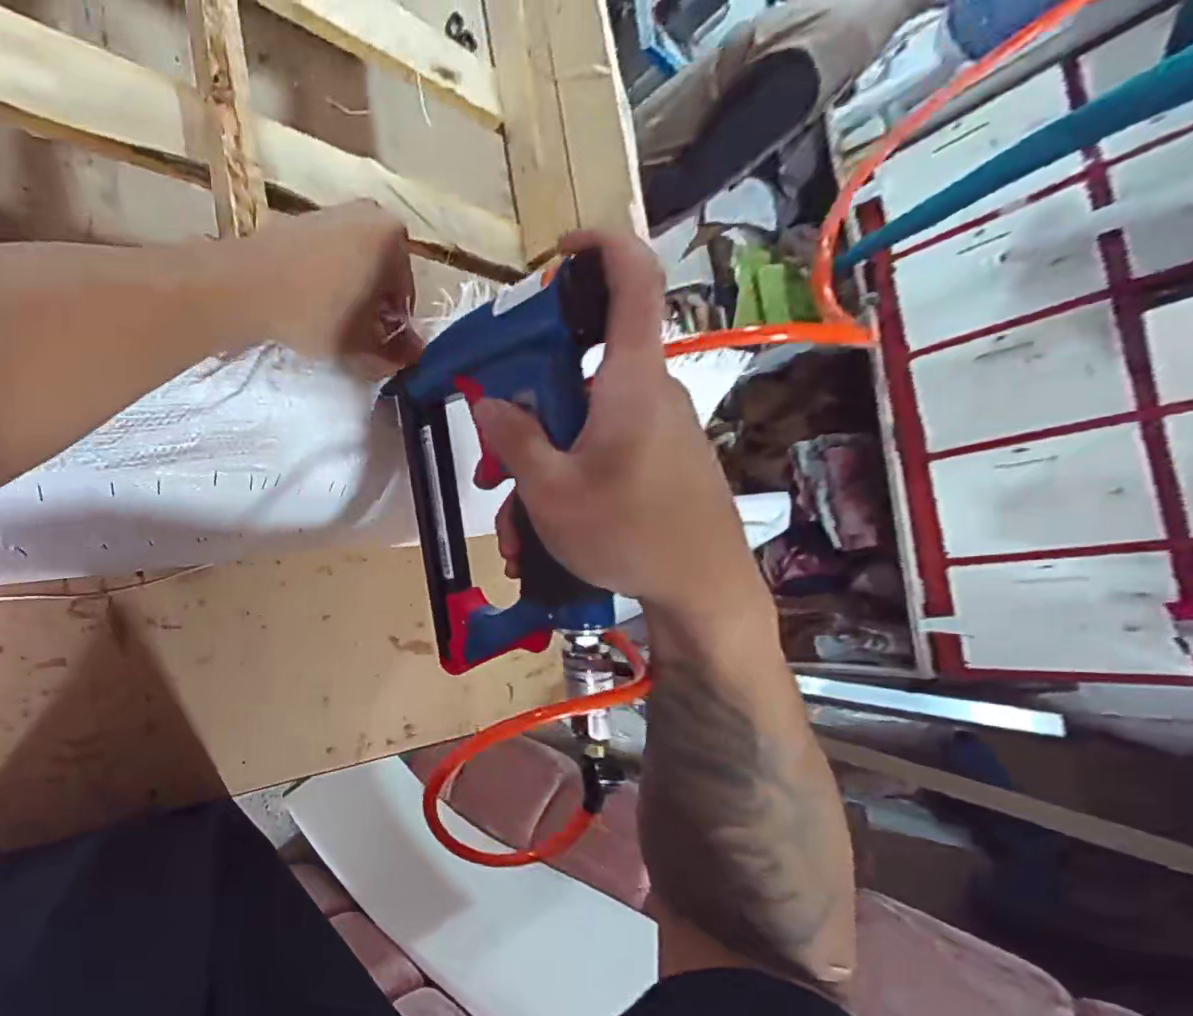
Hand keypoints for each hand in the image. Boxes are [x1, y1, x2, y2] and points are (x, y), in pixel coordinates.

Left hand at [245, 201, 423, 367]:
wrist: (246, 286)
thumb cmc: (316, 313)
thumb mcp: (360, 344)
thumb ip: (394, 352)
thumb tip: (413, 354)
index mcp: (394, 237)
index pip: (405, 295)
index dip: (393, 328)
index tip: (375, 348)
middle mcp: (370, 213)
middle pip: (382, 275)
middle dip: (372, 306)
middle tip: (352, 336)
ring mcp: (334, 212)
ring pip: (355, 264)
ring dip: (349, 293)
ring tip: (328, 322)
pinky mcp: (303, 219)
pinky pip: (328, 256)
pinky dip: (326, 278)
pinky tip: (308, 302)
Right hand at [474, 230, 771, 632]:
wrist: (704, 591)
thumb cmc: (628, 533)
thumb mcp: (551, 490)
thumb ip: (514, 438)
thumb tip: (488, 401)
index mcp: (629, 381)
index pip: (632, 281)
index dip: (600, 247)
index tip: (558, 250)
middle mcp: (647, 393)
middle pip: (576, 373)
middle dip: (523, 418)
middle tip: (491, 469)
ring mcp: (656, 428)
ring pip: (580, 427)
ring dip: (538, 469)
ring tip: (517, 529)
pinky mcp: (660, 459)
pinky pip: (601, 452)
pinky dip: (567, 482)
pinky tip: (544, 536)